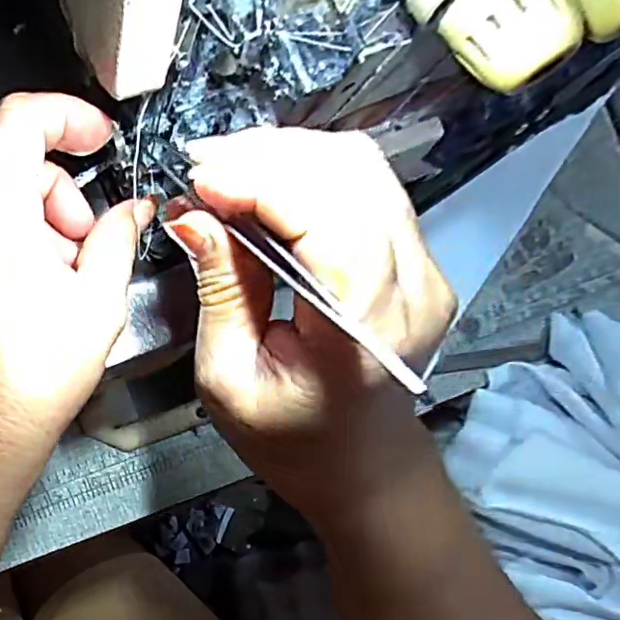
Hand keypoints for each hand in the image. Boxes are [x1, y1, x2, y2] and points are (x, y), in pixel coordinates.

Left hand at [0, 93, 153, 508]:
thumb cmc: (36, 378)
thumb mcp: (98, 301)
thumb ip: (117, 238)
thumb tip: (130, 209)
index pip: (19, 118)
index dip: (68, 116)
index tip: (100, 141)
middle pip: (10, 163)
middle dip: (60, 192)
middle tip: (89, 244)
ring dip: (38, 222)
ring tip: (64, 280)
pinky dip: (11, 243)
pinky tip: (35, 293)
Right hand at [163, 127, 455, 508]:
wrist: (357, 464)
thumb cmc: (291, 440)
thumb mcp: (228, 379)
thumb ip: (219, 293)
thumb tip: (195, 219)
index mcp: (359, 333)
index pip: (324, 218)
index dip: (258, 182)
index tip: (201, 177)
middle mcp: (409, 290)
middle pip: (350, 176)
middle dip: (267, 156)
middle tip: (203, 165)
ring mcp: (423, 269)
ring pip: (363, 168)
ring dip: (287, 157)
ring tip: (226, 169)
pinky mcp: (416, 259)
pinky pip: (367, 188)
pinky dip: (308, 175)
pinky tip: (263, 184)